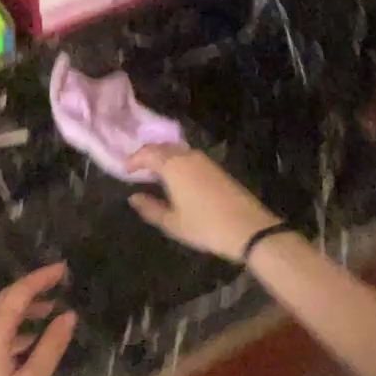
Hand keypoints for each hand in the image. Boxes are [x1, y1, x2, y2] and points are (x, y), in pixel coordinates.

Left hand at [0, 263, 76, 375]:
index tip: (62, 269)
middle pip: (5, 302)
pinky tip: (30, 344)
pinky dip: (15, 332)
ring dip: (24, 313)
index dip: (40, 279)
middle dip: (32, 291)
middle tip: (58, 285)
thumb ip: (50, 347)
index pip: (18, 294)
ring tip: (51, 314)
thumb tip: (68, 315)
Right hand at [126, 143, 281, 261]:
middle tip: (138, 168)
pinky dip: (178, 161)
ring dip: (164, 157)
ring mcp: (205, 160)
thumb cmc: (206, 227)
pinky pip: (190, 157)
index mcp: (173, 166)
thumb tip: (133, 197)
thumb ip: (150, 208)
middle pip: (162, 147)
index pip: (148, 153)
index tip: (126, 170)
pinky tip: (177, 177)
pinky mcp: (216, 168)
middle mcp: (187, 156)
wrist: (249, 229)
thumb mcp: (173, 223)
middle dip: (148, 154)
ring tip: (155, 172)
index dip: (134, 159)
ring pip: (177, 150)